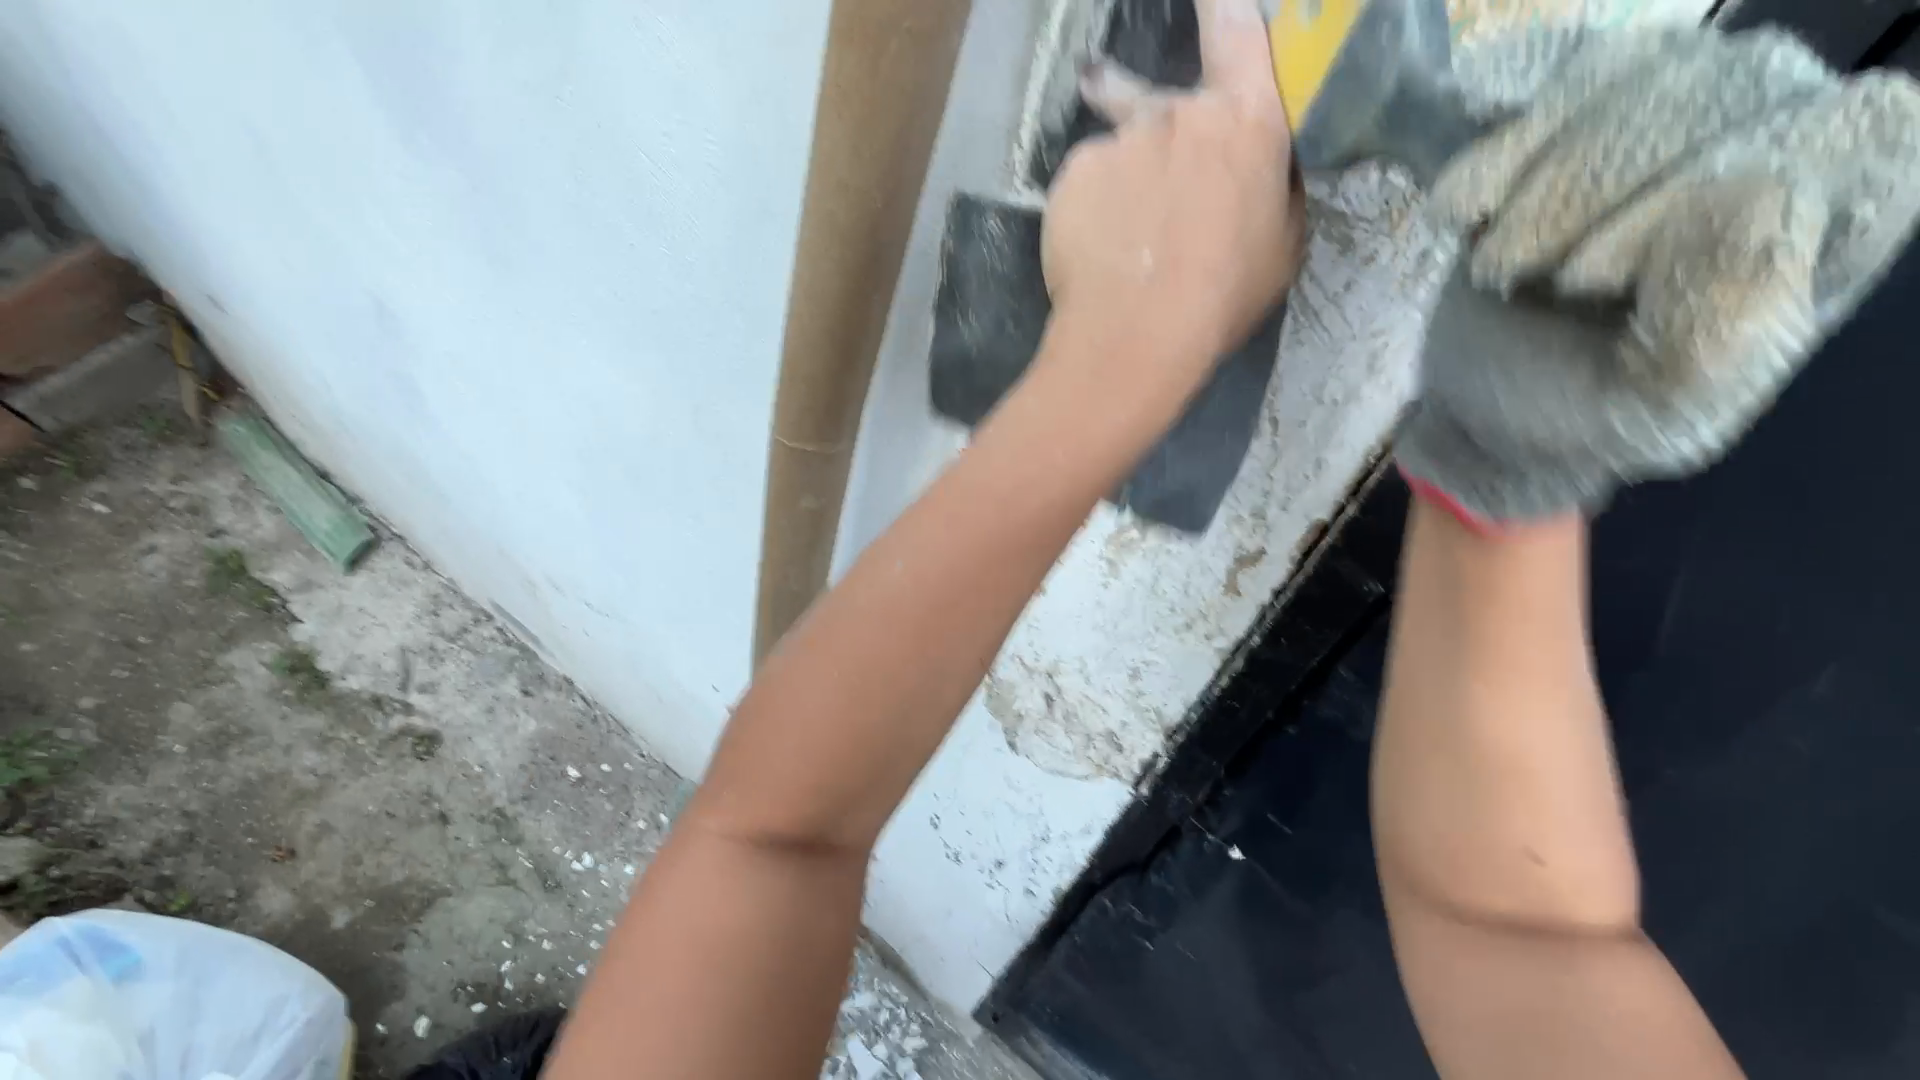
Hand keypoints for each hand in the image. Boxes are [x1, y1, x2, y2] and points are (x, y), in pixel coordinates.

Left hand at [1040, 0, 1304, 389]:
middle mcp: (1178, 114)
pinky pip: (1084, 181)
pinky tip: (1093, 248)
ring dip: (1116, 174)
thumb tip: (1265, 171)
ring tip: (1111, 226)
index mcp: (1244, 123)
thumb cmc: (1221, 296)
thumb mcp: (1280, 245)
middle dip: (1139, 113)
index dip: (1221, 7)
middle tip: (1132, 155)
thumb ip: (1272, 188)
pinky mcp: (1073, 173)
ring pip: (1116, 146)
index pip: (1236, 31)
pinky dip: (1087, 207)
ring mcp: (1119, 141)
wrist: (1135, 334)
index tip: (1209, 0)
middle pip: (1155, 94)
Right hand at [1398, 26, 1919, 528]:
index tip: (1590, 283)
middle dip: (1598, 185)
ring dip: (1543, 174)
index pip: (1840, 133)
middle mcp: (1779, 152)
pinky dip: (1499, 147)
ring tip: (1496, 261)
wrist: (1484, 409)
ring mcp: (1690, 122)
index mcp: (1832, 230)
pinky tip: (1466, 214)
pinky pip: (1574, 72)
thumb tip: (1746, 192)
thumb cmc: (1573, 417)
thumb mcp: (1653, 413)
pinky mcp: (1600, 114)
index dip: (1708, 190)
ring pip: (1651, 66)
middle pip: (1735, 84)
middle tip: (1526, 277)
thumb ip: (1726, 329)